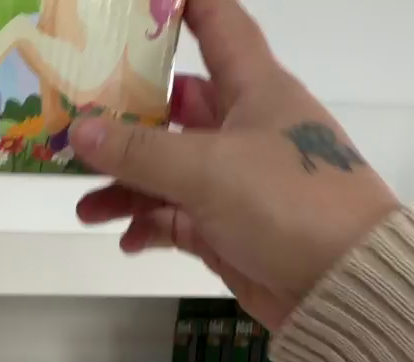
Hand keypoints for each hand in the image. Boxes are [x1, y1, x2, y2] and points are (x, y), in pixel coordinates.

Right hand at [71, 0, 400, 329]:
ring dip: (126, 187)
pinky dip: (147, 227)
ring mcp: (232, 184)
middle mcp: (242, 130)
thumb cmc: (287, 202)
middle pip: (175, 111)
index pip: (220, 26)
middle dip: (127, 120)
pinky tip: (125, 239)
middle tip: (78, 129)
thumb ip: (140, 151)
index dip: (185, 5)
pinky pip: (173, 220)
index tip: (139, 4)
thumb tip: (79, 131)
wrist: (336, 282)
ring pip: (166, 173)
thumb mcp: (208, 168)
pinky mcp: (223, 230)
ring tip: (85, 206)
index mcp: (254, 91)